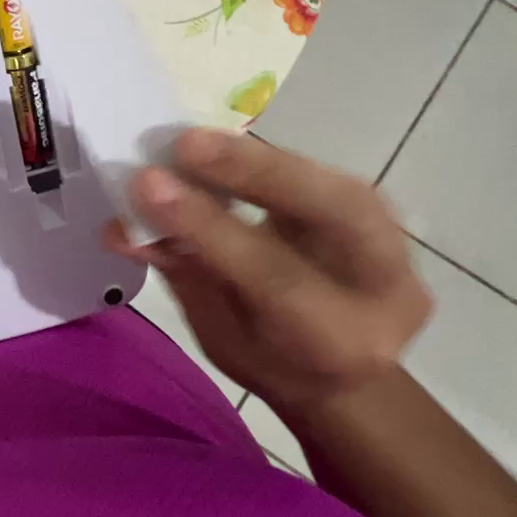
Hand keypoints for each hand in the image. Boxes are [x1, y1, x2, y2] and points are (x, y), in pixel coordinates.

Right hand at [103, 128, 430, 413]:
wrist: (342, 376)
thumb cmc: (267, 360)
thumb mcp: (217, 332)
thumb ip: (182, 272)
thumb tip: (120, 226)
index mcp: (340, 342)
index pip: (274, 276)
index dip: (209, 227)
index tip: (146, 185)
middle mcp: (385, 293)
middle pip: (334, 215)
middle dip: (255, 173)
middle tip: (183, 145)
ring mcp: (395, 249)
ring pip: (338, 188)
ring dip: (261, 158)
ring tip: (195, 140)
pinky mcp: (382, 216)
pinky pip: (329, 177)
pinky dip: (271, 159)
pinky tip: (221, 147)